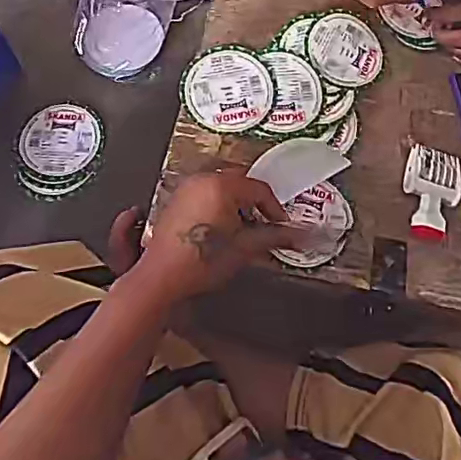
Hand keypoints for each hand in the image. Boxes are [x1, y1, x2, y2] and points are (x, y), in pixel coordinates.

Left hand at [135, 170, 296, 303]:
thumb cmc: (200, 262)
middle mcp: (203, 180)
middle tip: (265, 223)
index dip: (274, 208)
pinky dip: (219, 204)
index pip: (259, 189)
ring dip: (238, 203)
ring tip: (244, 228)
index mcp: (222, 186)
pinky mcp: (177, 200)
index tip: (280, 224)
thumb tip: (300, 235)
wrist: (160, 279)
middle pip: (241, 183)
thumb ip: (275, 236)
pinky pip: (206, 192)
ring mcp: (188, 189)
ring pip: (223, 187)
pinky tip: (221, 228)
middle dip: (256, 203)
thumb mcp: (244, 248)